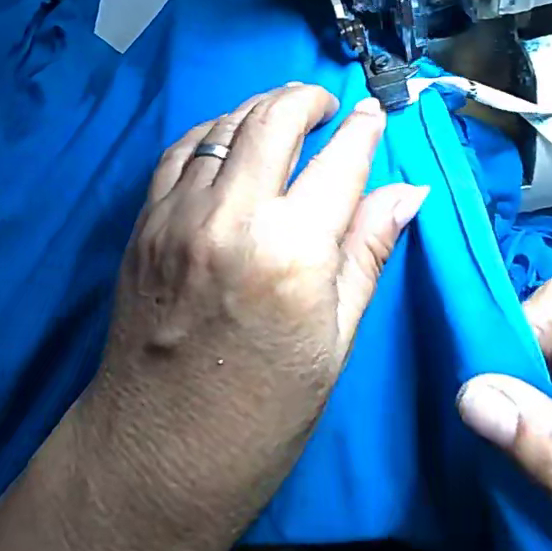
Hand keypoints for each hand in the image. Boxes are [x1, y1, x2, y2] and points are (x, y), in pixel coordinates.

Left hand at [0, 83, 426, 550]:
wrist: (154, 452)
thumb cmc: (261, 415)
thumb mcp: (333, 343)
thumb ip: (365, 253)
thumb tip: (407, 192)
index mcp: (290, 253)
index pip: (339, 162)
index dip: (363, 130)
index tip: (374, 113)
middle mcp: (229, 217)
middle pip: (272, 121)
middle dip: (306, 98)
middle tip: (325, 103)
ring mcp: (177, 213)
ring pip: (224, 127)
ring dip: (259, 109)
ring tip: (283, 112)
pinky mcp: (144, 220)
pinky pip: (180, 151)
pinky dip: (211, 132)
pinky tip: (230, 138)